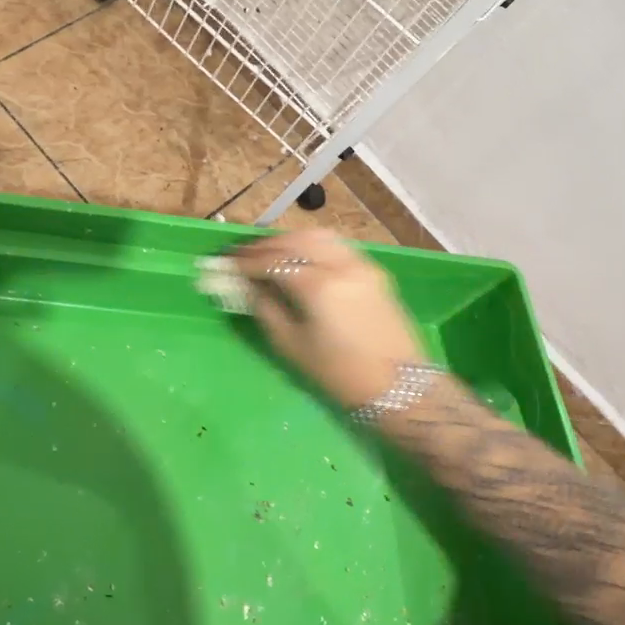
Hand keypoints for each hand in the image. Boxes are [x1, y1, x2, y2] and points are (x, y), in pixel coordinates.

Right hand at [232, 229, 427, 408]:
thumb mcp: (292, 346)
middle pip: (295, 240)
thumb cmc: (340, 374)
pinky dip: (312, 245)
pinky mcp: (374, 270)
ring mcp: (361, 264)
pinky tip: (299, 257)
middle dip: (265, 245)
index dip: (244, 261)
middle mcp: (341, 265)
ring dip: (289, 240)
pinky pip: (336, 246)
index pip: (273, 261)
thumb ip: (266, 309)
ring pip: (318, 236)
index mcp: (318, 286)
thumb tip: (247, 287)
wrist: (400, 387)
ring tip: (269, 253)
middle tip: (241, 255)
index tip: (224, 262)